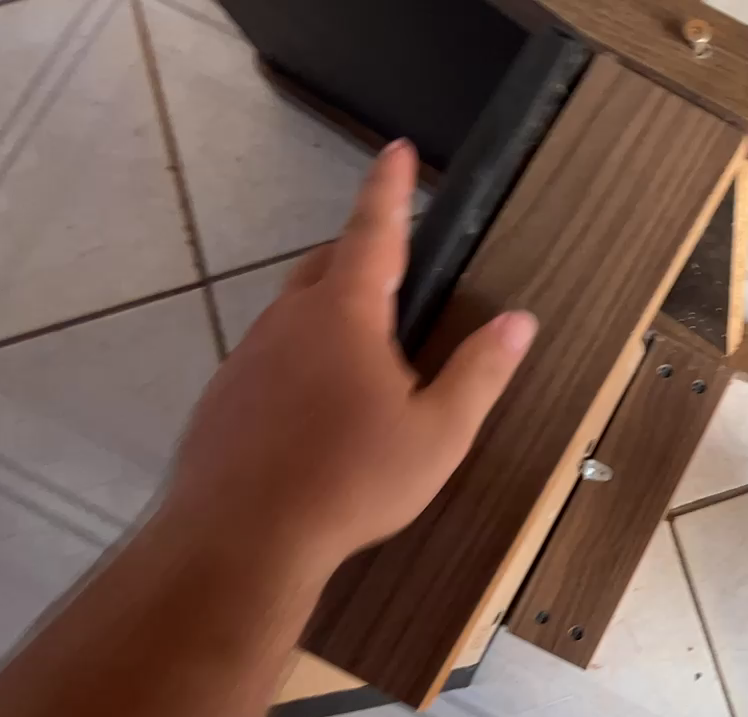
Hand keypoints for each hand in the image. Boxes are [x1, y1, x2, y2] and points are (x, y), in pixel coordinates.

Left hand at [161, 140, 535, 568]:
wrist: (246, 535)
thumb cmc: (356, 478)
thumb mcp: (440, 431)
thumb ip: (481, 372)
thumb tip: (520, 320)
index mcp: (346, 317)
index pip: (373, 234)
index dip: (389, 190)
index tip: (395, 150)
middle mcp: (289, 321)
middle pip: (328, 266)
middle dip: (362, 254)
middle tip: (398, 275)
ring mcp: (248, 356)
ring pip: (296, 311)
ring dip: (333, 311)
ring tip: (367, 354)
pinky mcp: (226, 394)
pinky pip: (272, 353)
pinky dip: (303, 355)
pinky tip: (321, 406)